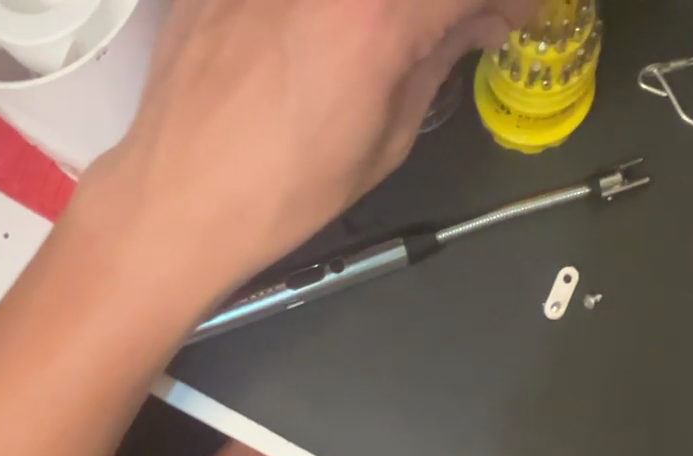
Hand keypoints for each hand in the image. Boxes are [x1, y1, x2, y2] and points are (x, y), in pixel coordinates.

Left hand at [74, 0, 535, 295]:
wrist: (180, 199)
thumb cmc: (282, 193)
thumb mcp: (382, 144)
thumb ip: (434, 66)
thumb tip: (473, 27)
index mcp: (374, 21)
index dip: (507, 1)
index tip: (512, 18)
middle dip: (448, 6)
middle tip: (458, 28)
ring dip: (389, 13)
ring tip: (388, 39)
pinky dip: (330, 15)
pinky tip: (325, 38)